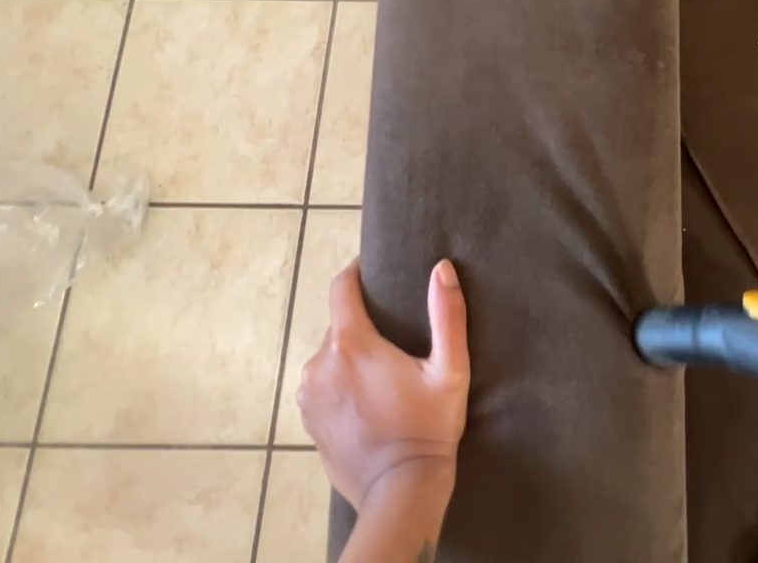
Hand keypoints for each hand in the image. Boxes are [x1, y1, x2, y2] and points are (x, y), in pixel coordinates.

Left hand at [299, 258, 469, 511]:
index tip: (374, 267)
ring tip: (386, 368)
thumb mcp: (450, 368)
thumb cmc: (429, 425)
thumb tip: (442, 268)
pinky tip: (370, 396)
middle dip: (365, 321)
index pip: (341, 289)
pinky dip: (342, 380)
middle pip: (340, 324)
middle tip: (398, 334)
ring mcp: (309, 395)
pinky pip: (324, 383)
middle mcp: (320, 365)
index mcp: (351, 345)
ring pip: (331, 355)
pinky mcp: (307, 420)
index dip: (357, 272)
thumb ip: (447, 314)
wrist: (400, 491)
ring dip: (353, 353)